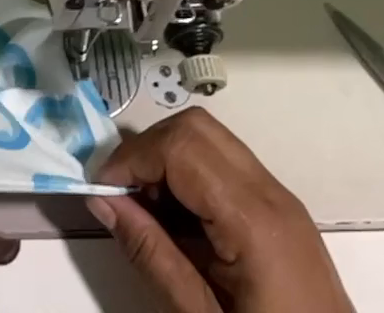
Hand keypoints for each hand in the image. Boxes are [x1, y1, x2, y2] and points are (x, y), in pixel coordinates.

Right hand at [87, 109, 353, 312]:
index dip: (131, 157)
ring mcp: (282, 198)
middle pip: (196, 128)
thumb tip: (102, 201)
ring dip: (167, 158)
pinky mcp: (282, 210)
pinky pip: (226, 163)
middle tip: (121, 195)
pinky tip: (176, 217)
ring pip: (211, 138)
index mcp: (254, 221)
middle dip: (147, 149)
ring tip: (144, 208)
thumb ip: (151, 254)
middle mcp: (272, 193)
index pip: (181, 147)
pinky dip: (189, 173)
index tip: (101, 190)